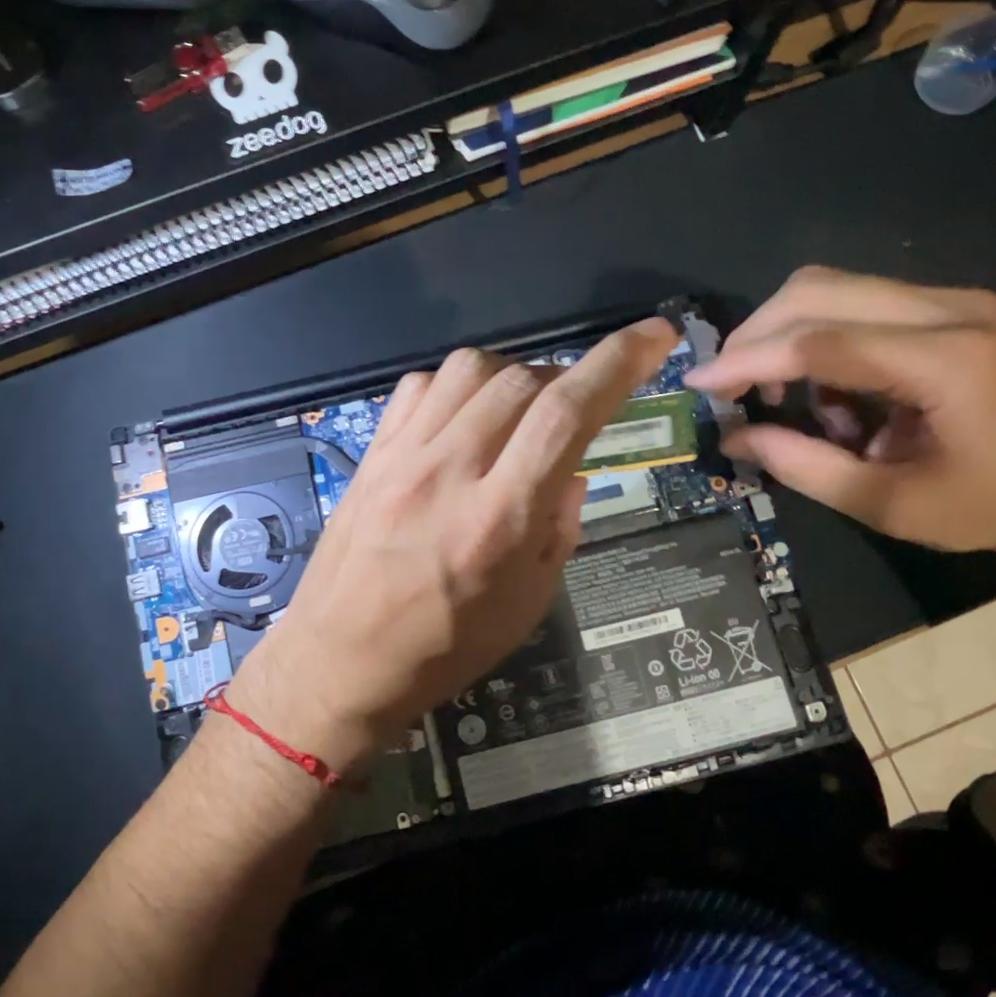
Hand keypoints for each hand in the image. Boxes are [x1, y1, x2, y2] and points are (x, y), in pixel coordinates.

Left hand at [228, 318, 682, 769]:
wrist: (340, 661)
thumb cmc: (445, 647)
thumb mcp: (528, 603)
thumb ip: (559, 526)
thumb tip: (572, 467)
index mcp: (501, 518)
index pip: (567, 413)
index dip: (619, 361)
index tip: (655, 335)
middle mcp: (451, 471)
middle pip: (522, 380)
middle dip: (565, 380)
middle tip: (572, 410)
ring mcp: (403, 456)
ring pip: (469, 369)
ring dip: (511, 376)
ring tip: (517, 413)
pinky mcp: (371, 453)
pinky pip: (420, 387)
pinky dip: (455, 388)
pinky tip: (461, 419)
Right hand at [685, 266, 995, 564]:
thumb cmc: (987, 510)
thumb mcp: (886, 503)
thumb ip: (802, 465)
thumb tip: (730, 438)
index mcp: (953, 364)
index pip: (823, 340)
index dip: (749, 358)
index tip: (698, 383)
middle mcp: (957, 312)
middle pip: (822, 290)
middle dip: (758, 334)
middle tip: (729, 385)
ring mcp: (959, 301)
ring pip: (836, 286)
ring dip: (790, 336)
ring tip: (788, 399)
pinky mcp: (954, 306)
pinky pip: (862, 302)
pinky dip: (823, 340)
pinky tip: (835, 393)